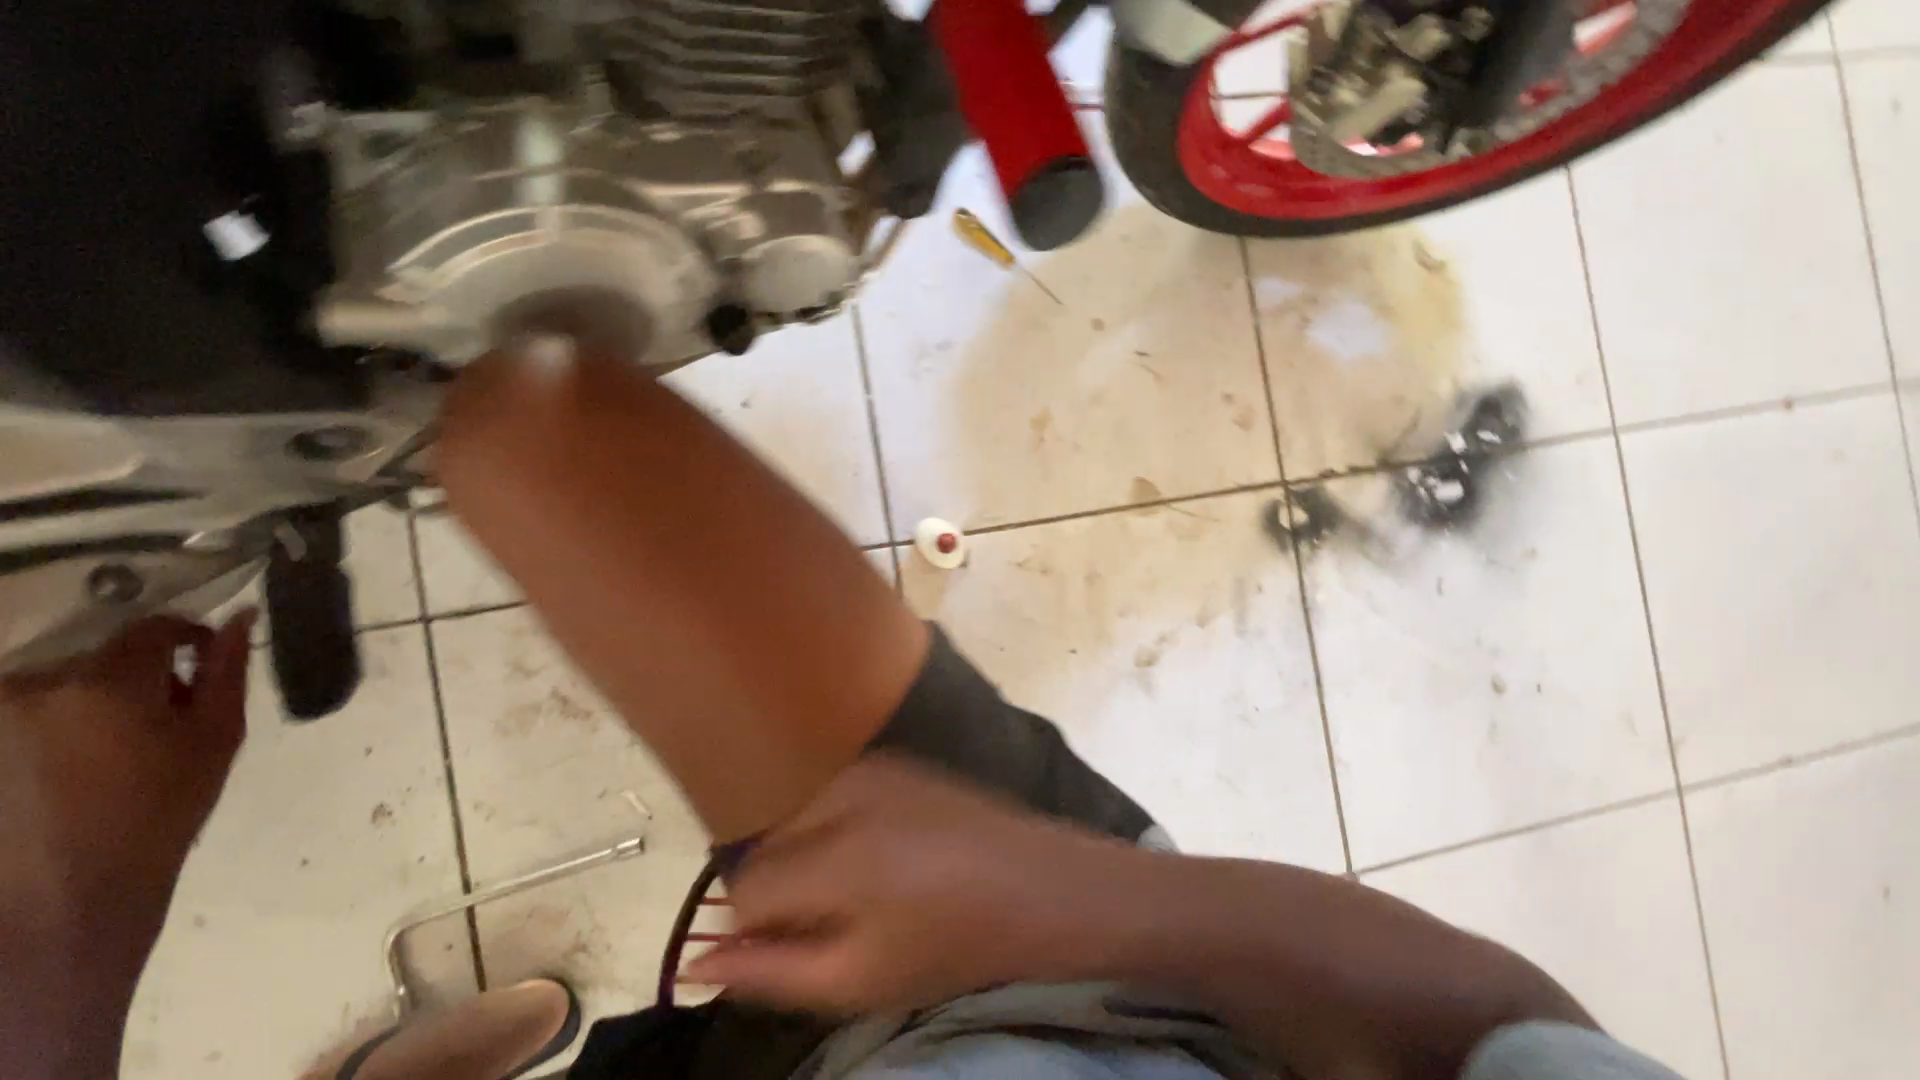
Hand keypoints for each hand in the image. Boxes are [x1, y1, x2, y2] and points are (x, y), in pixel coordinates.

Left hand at [0, 613, 253, 963]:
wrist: (70, 892)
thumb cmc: (162, 811)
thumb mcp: (217, 738)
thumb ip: (228, 670)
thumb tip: (240, 616)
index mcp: (109, 681)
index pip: (154, 628)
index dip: (189, 637)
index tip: (207, 662)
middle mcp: (38, 683)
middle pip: (106, 655)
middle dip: (140, 676)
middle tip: (164, 720)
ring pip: (64, 680)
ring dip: (95, 699)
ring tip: (115, 748)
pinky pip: (30, 708)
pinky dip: (56, 723)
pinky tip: (75, 765)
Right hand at [683, 755, 1119, 1014]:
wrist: (1039, 885)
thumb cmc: (953, 944)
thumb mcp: (859, 980)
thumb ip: (770, 971)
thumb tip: (697, 961)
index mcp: (833, 858)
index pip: (744, 888)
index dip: (758, 926)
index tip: (792, 944)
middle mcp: (842, 798)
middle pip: (765, 846)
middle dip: (779, 889)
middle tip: (829, 923)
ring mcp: (870, 769)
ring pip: (794, 817)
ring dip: (804, 855)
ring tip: (856, 890)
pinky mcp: (893, 760)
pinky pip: (830, 794)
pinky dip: (832, 824)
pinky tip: (877, 854)